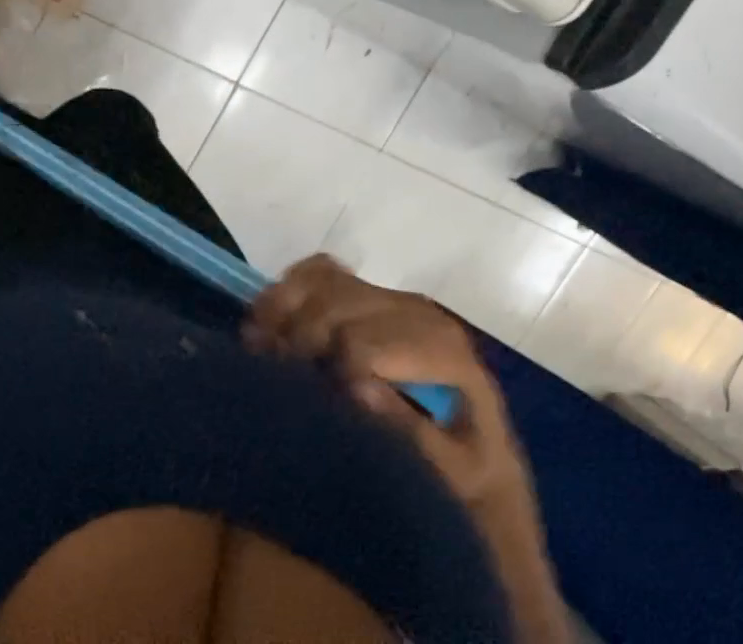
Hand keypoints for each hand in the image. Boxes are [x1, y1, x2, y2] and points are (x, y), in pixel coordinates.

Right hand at [246, 255, 530, 511]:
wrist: (481, 453)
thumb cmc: (467, 469)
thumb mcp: (454, 470)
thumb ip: (412, 434)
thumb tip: (356, 387)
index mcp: (442, 351)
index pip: (363, 343)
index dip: (325, 371)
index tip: (310, 404)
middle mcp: (418, 313)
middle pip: (335, 305)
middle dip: (298, 341)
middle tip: (274, 379)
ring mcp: (391, 299)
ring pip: (322, 281)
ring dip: (283, 309)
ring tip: (262, 347)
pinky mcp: (371, 296)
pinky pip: (319, 272)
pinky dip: (288, 290)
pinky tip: (270, 324)